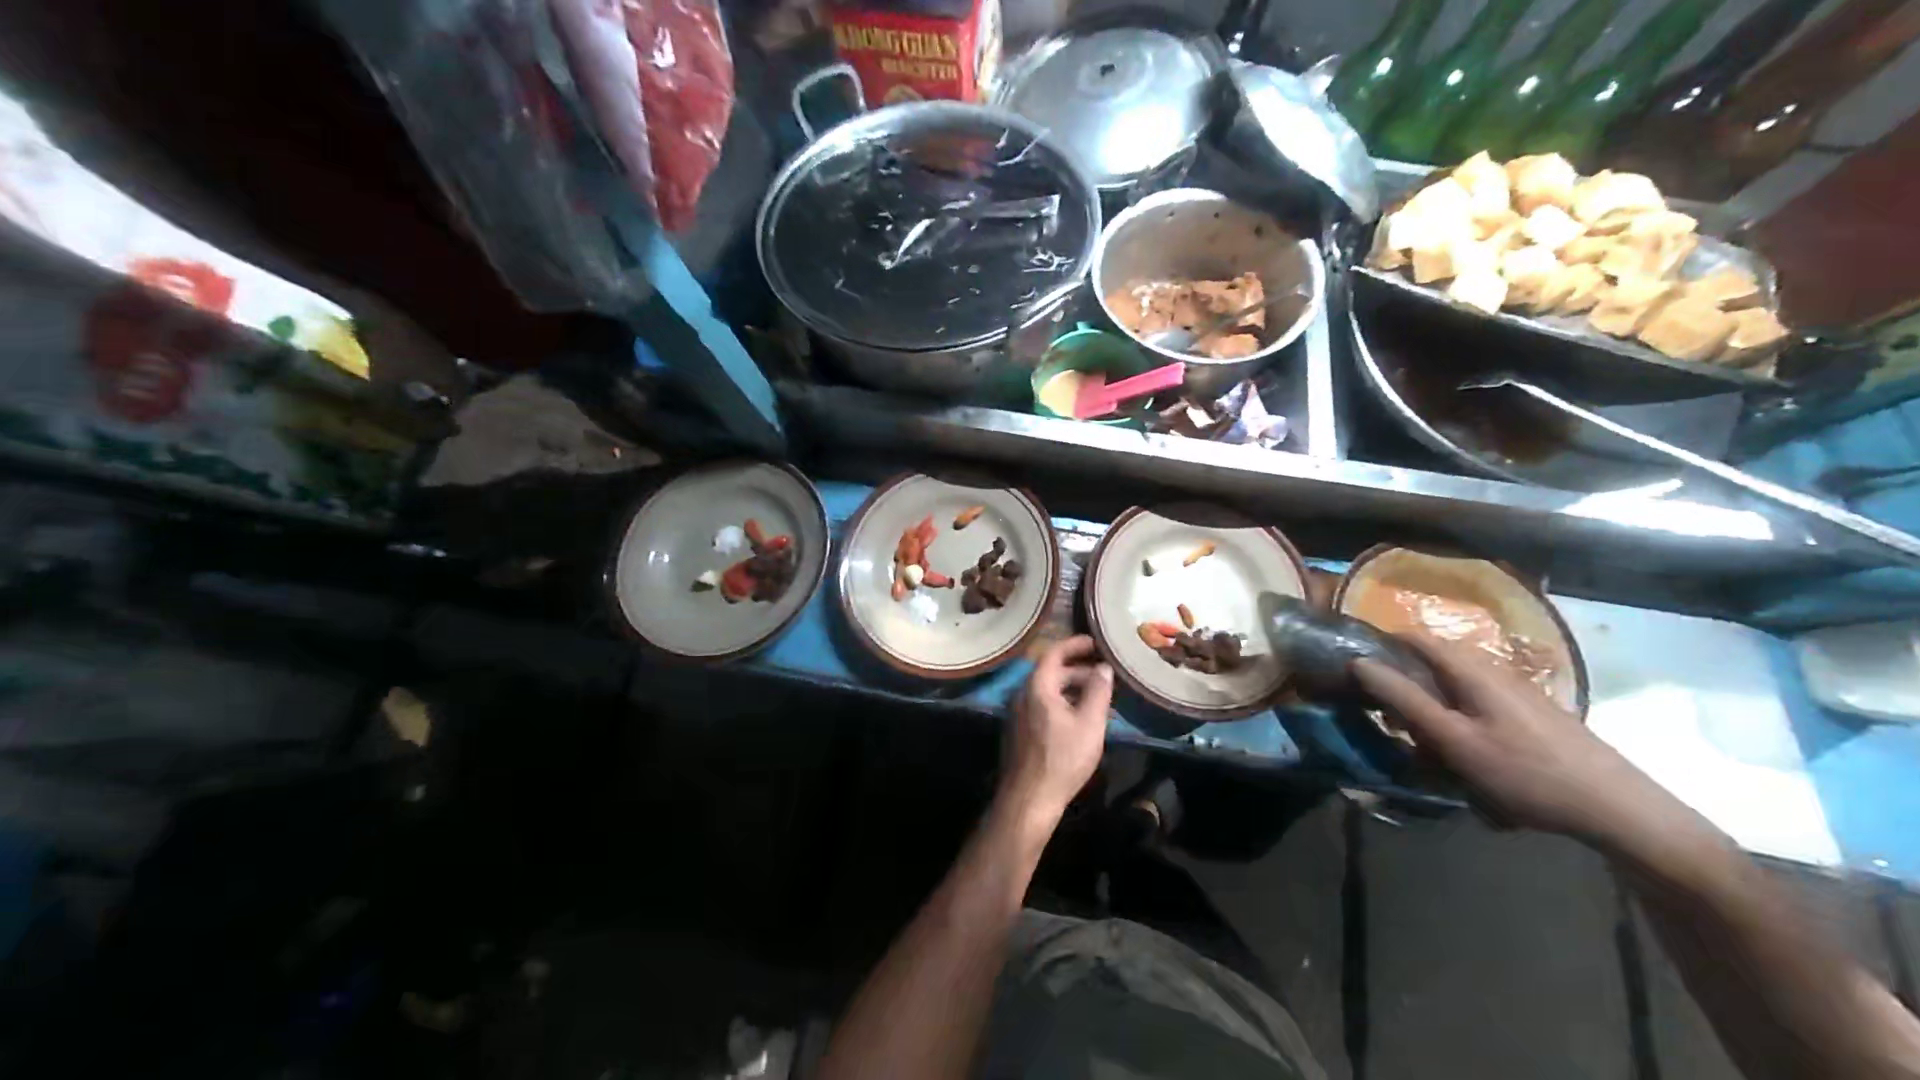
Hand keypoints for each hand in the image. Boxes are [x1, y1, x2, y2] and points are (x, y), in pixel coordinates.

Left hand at [1003, 635, 1113, 819]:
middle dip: (1078, 670)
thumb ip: (1097, 692)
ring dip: (1071, 689)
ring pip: (1047, 691)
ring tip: (1098, 697)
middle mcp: (1022, 694)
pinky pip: (1042, 706)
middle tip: (1104, 674)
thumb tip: (1103, 667)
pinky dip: (1062, 703)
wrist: (1029, 799)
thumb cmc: (1062, 759)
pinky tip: (1080, 719)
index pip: (1054, 654)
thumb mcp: (1089, 724)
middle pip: (1050, 672)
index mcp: (1037, 687)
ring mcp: (1018, 714)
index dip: (1075, 645)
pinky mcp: (1019, 731)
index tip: (1096, 642)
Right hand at [1352, 635, 1683, 847]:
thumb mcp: (1452, 739)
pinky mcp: (1530, 713)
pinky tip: (1461, 752)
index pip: (1413, 637)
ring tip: (1421, 742)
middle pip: (1433, 661)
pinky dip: (1456, 718)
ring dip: (1430, 705)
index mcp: (1472, 668)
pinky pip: (1475, 704)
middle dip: (1404, 682)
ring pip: (1454, 685)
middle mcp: (1493, 669)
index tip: (1355, 669)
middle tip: (1386, 717)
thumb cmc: (1524, 771)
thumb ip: (1403, 698)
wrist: (1616, 809)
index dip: (1381, 645)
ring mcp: (1516, 690)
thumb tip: (1359, 661)